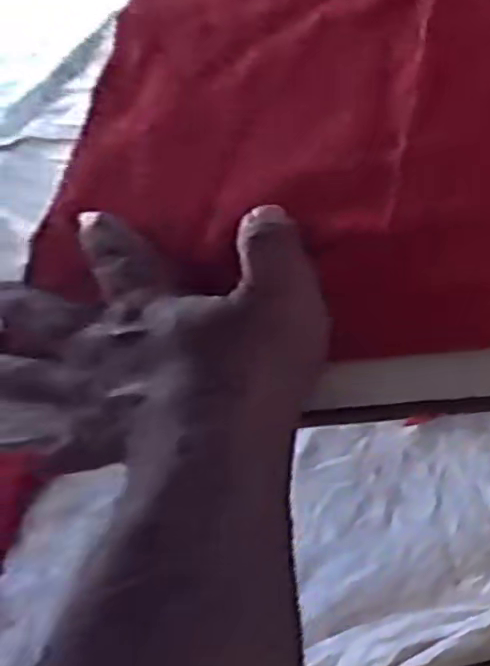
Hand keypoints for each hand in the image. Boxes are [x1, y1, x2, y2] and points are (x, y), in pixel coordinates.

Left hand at [0, 207, 326, 486]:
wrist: (217, 439)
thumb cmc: (254, 363)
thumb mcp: (285, 298)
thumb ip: (273, 255)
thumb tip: (263, 212)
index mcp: (147, 310)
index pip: (126, 265)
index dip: (110, 242)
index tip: (87, 219)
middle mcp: (100, 346)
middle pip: (40, 318)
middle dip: (10, 304)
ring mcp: (87, 395)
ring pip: (18, 378)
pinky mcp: (91, 440)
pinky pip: (52, 446)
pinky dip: (40, 448)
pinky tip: (37, 453)